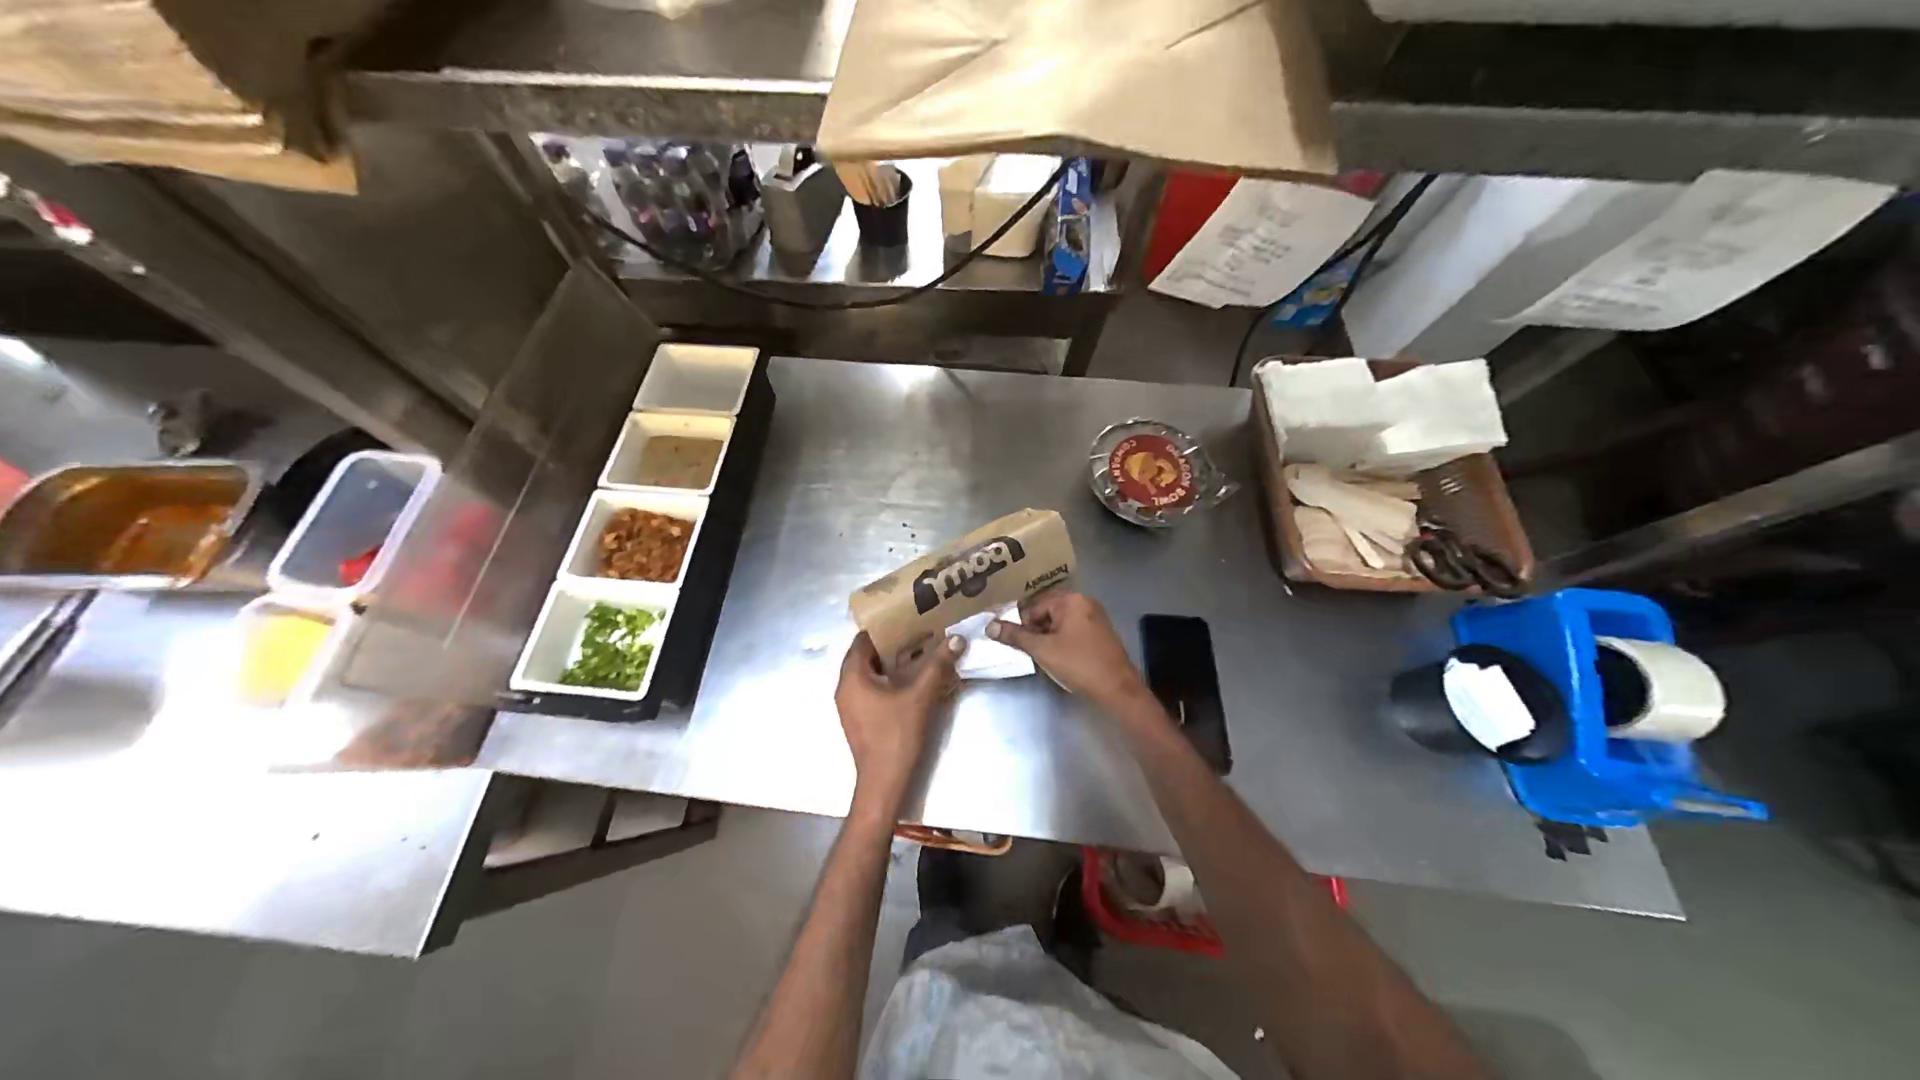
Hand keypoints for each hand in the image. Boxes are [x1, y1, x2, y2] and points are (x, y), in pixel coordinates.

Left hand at [835, 632, 962, 813]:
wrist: (884, 781)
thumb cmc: (896, 735)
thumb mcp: (920, 696)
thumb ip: (937, 666)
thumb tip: (956, 639)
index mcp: (852, 677)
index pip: (862, 641)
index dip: (883, 628)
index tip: (905, 619)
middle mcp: (844, 688)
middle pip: (864, 656)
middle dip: (888, 645)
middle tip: (915, 634)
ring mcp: (849, 706)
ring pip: (867, 674)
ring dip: (888, 664)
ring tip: (915, 654)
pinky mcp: (857, 719)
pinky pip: (868, 690)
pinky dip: (885, 681)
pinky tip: (908, 682)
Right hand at [987, 589, 1149, 710]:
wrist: (1116, 688)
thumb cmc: (1078, 664)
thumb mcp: (1042, 650)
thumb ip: (1015, 636)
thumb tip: (990, 626)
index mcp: (1071, 600)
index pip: (1035, 606)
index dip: (1022, 624)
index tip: (1016, 643)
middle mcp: (1085, 602)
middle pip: (1048, 611)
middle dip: (1035, 629)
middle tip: (1027, 648)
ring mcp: (1095, 617)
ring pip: (1060, 621)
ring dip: (1047, 635)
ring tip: (1041, 654)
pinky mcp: (1100, 632)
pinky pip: (1073, 629)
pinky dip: (1062, 639)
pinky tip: (1058, 656)